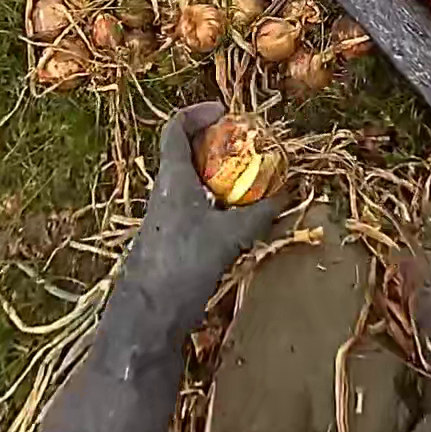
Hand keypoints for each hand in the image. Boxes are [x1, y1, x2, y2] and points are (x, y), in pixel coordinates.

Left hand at [126, 102, 286, 300]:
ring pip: (190, 178)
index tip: (225, 112)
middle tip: (244, 145)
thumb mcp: (229, 236)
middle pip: (185, 150)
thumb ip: (257, 214)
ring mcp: (165, 214)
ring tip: (245, 178)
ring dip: (215, 172)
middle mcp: (165, 189)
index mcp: (173, 177)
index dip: (198, 112)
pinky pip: (192, 203)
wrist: (146, 319)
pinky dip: (213, 198)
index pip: (176, 127)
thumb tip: (284, 195)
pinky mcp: (169, 236)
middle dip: (215, 143)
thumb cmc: (182, 264)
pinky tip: (234, 216)